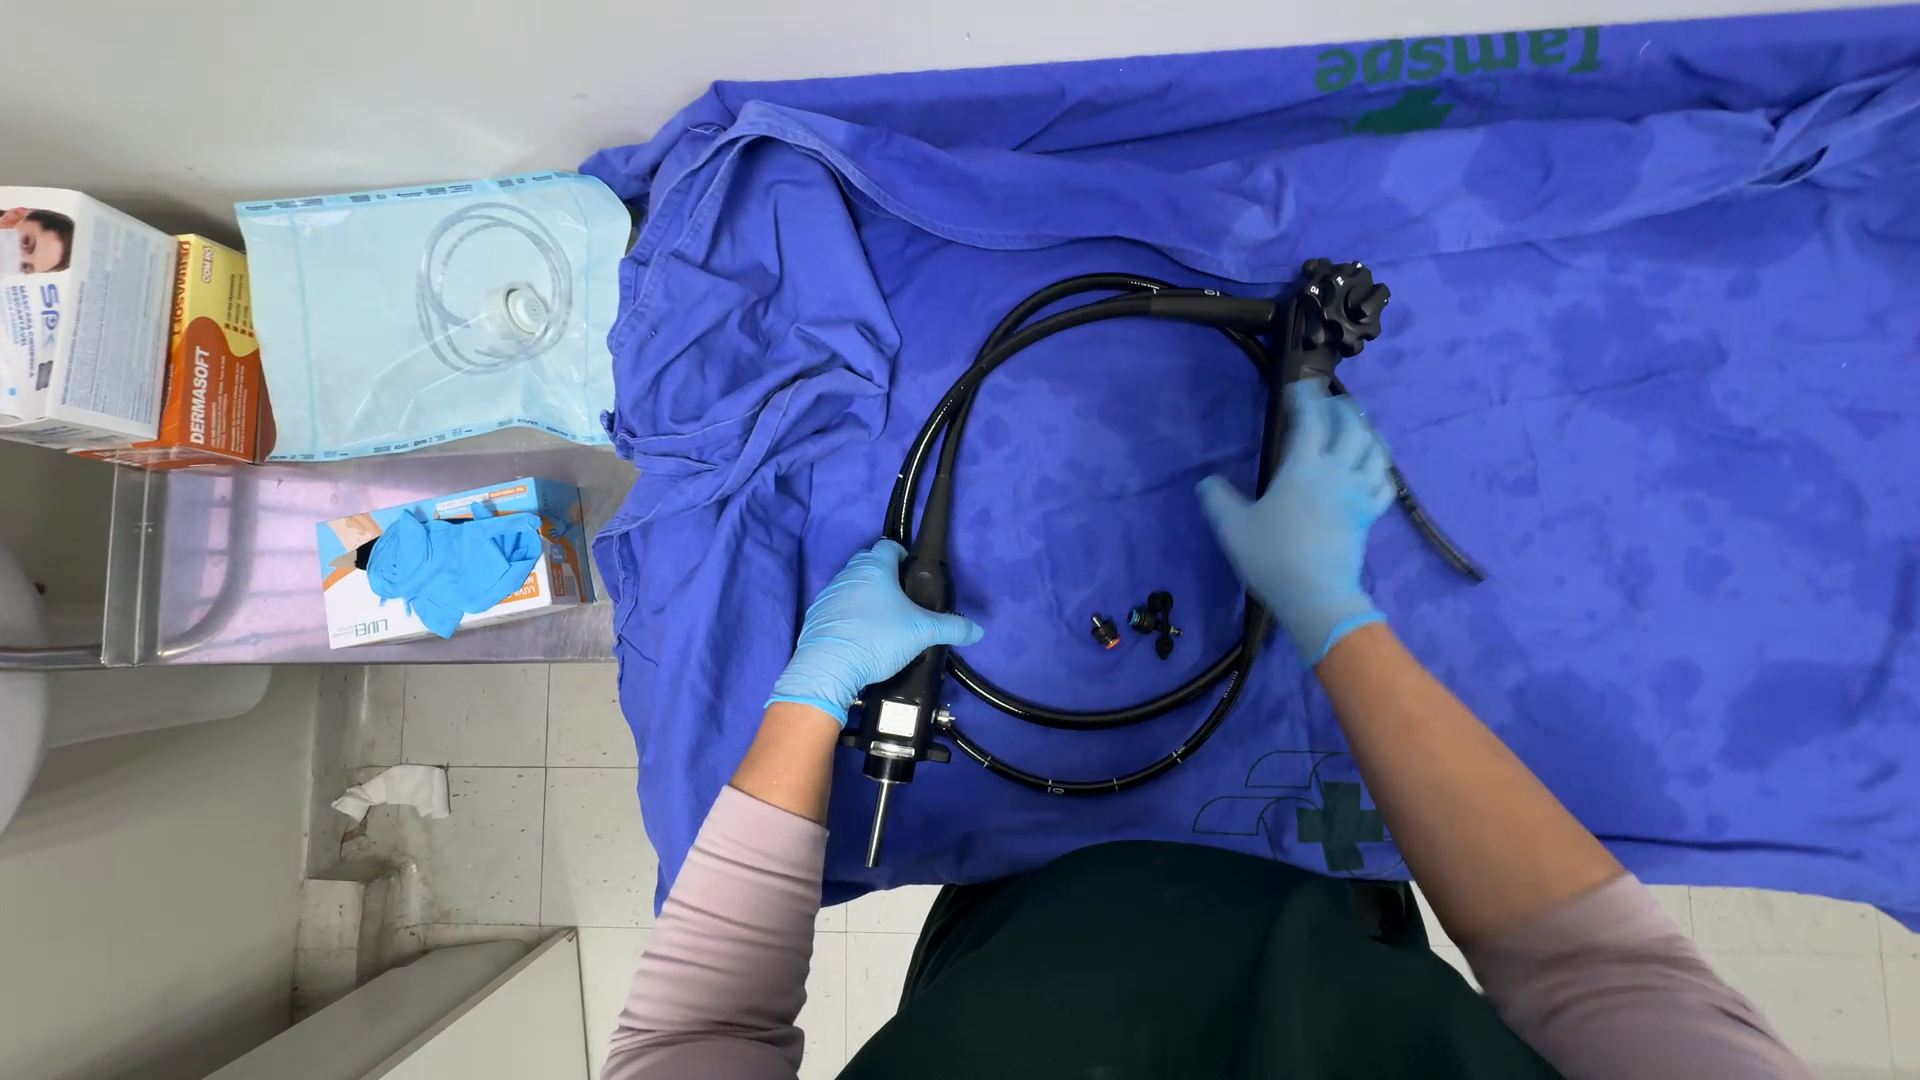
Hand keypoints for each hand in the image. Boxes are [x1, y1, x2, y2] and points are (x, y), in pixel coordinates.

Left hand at [767, 539, 983, 724]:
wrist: (830, 668)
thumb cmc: (878, 638)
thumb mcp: (922, 632)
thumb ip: (951, 628)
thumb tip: (977, 630)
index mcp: (874, 567)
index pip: (889, 546)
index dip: (903, 555)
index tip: (912, 573)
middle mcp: (849, 574)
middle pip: (868, 563)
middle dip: (884, 574)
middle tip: (902, 597)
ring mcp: (829, 594)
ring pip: (851, 584)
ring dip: (865, 594)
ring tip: (882, 618)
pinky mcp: (816, 616)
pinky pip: (837, 606)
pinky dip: (849, 613)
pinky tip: (860, 634)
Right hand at [1196, 378, 1392, 664]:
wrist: (1315, 594)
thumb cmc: (1270, 556)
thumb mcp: (1231, 527)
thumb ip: (1217, 499)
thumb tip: (1207, 481)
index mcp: (1302, 468)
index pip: (1310, 420)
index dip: (1305, 398)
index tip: (1298, 387)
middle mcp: (1336, 473)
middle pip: (1351, 427)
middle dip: (1341, 408)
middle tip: (1328, 403)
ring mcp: (1357, 494)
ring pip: (1374, 451)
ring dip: (1365, 433)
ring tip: (1354, 429)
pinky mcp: (1369, 515)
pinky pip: (1384, 483)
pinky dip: (1379, 469)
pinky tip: (1372, 469)